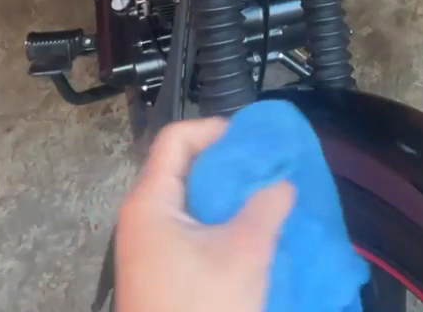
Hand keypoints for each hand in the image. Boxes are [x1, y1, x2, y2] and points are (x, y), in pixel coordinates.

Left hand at [115, 117, 296, 311]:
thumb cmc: (202, 310)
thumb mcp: (244, 253)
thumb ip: (267, 206)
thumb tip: (283, 183)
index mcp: (149, 202)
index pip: (176, 138)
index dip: (215, 130)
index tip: (253, 144)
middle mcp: (140, 217)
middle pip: (181, 165)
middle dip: (226, 163)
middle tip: (265, 169)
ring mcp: (145, 247)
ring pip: (188, 199)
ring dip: (225, 195)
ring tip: (263, 199)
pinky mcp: (156, 272)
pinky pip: (186, 227)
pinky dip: (216, 221)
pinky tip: (248, 234)